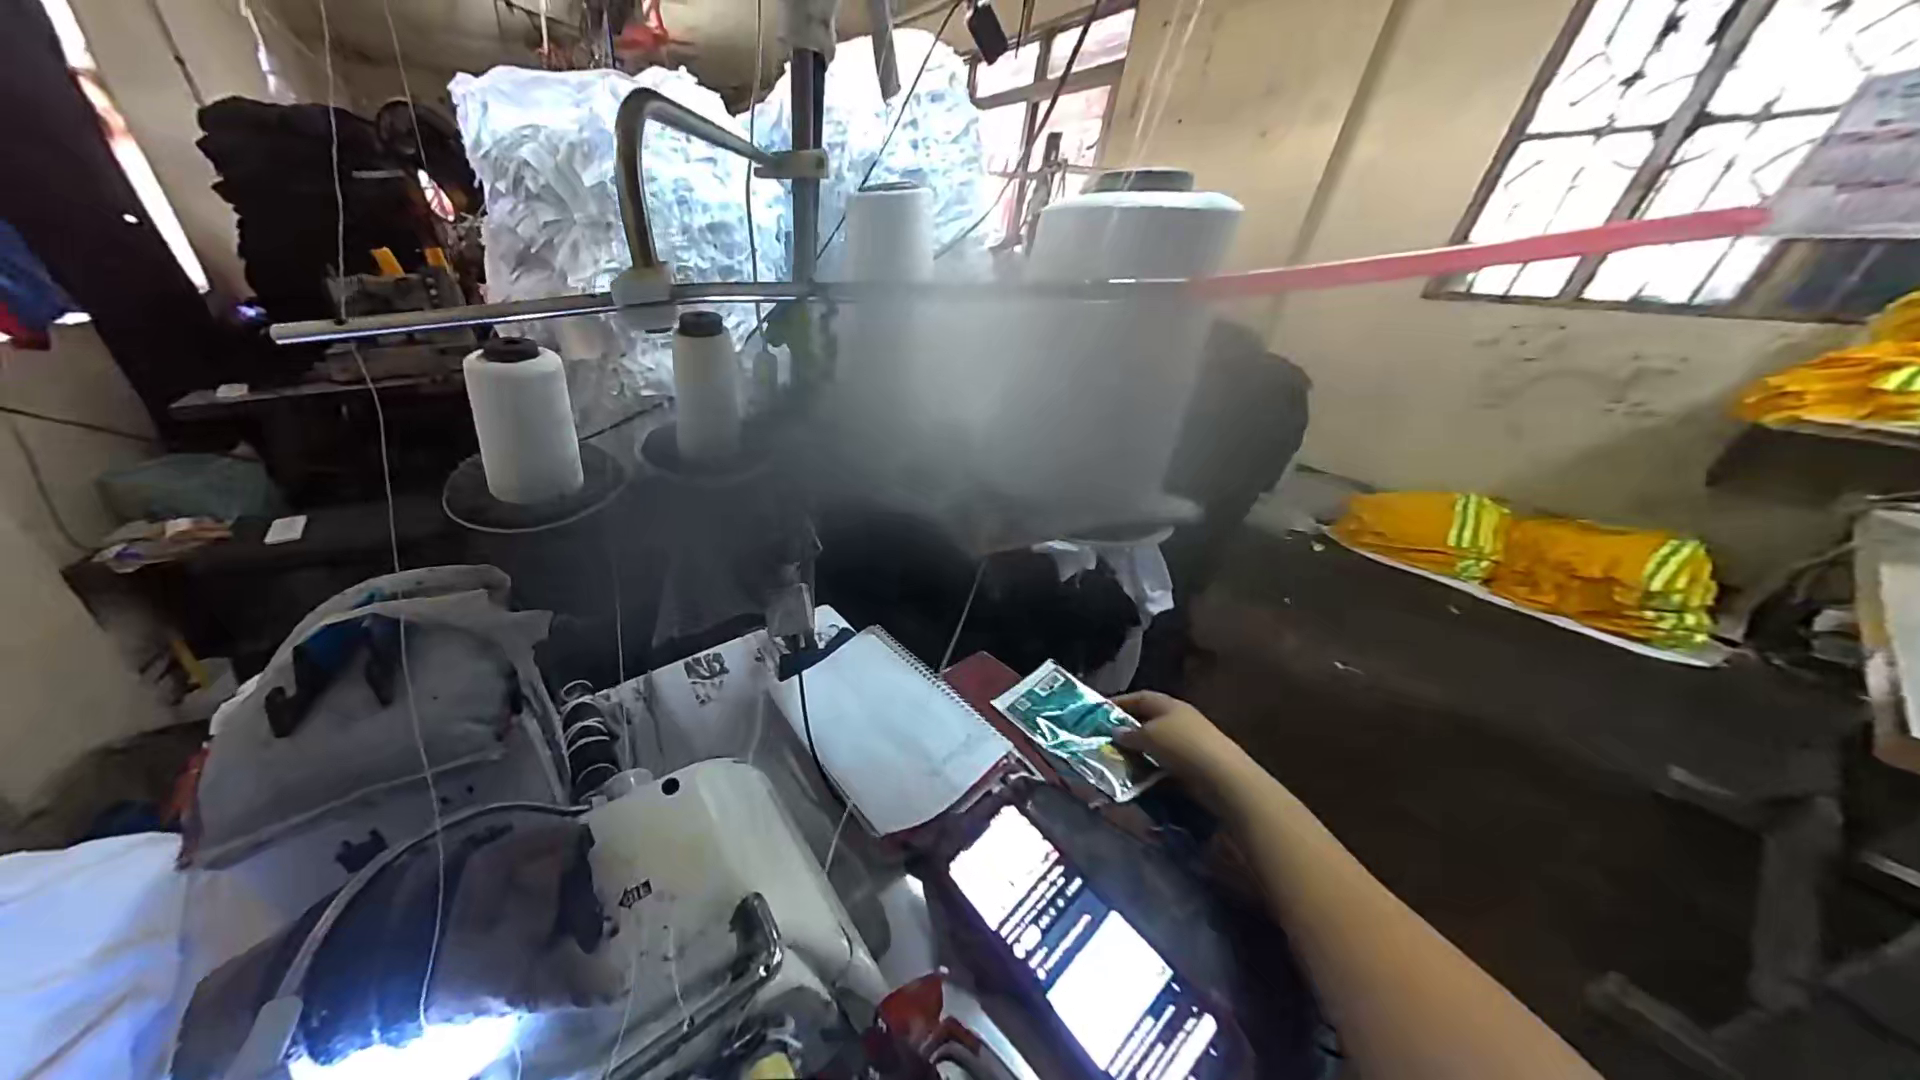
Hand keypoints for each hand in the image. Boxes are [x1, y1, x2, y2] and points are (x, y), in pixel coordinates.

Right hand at [1112, 691, 1253, 794]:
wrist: (1222, 778)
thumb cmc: (1182, 746)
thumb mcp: (1149, 736)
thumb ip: (1130, 733)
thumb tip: (1116, 732)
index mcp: (1169, 705)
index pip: (1140, 697)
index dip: (1120, 702)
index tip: (1100, 711)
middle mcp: (1179, 719)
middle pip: (1148, 719)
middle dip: (1128, 728)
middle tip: (1106, 739)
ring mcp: (1188, 742)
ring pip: (1155, 743)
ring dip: (1138, 751)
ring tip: (1118, 760)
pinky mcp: (1193, 764)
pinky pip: (1164, 762)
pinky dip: (1150, 767)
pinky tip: (1138, 776)